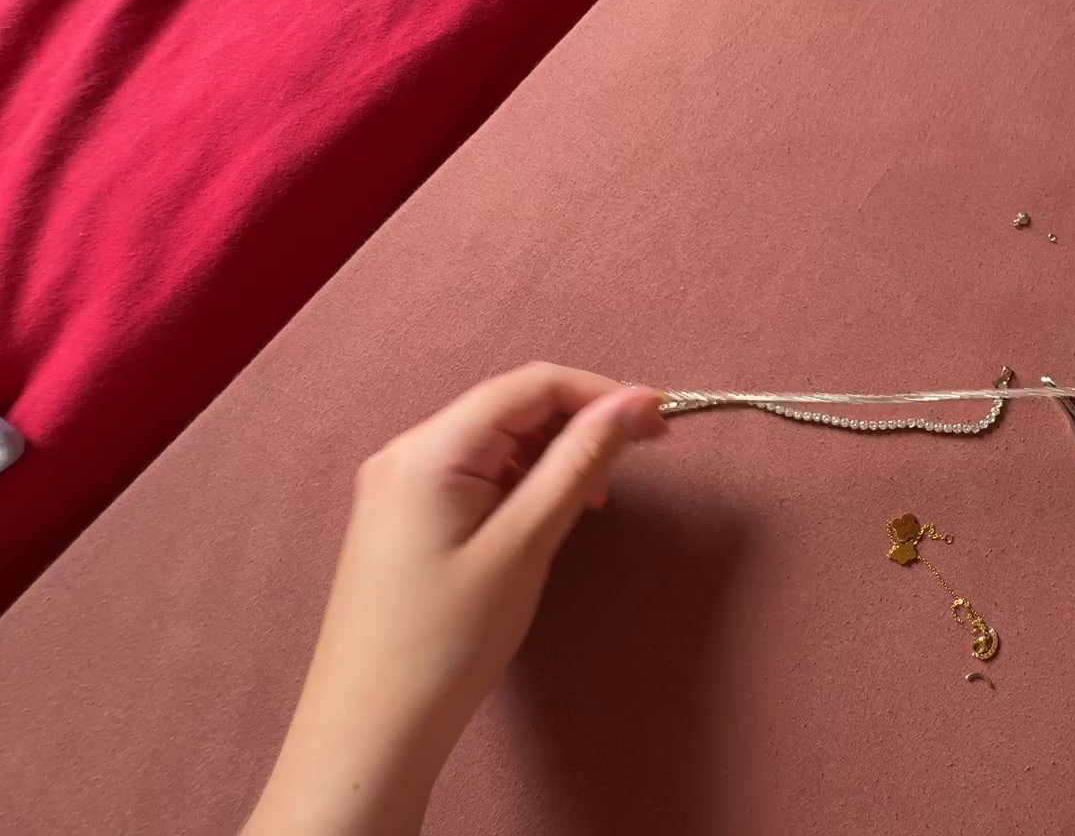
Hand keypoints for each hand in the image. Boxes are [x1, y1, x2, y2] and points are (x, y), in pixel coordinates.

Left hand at [244, 363, 665, 835]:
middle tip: (642, 450)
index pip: (534, 384)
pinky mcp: (414, 512)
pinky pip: (487, 468)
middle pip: (518, 405)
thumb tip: (637, 400)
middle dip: (585, 419)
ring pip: (506, 436)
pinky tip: (556, 507)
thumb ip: (583, 458)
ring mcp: (408, 482)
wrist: (371, 733)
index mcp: (432, 449)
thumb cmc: (450, 636)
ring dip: (562, 449)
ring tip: (599, 492)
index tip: (660, 419)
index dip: (604, 392)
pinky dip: (533, 475)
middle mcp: (412, 450)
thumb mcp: (527, 539)